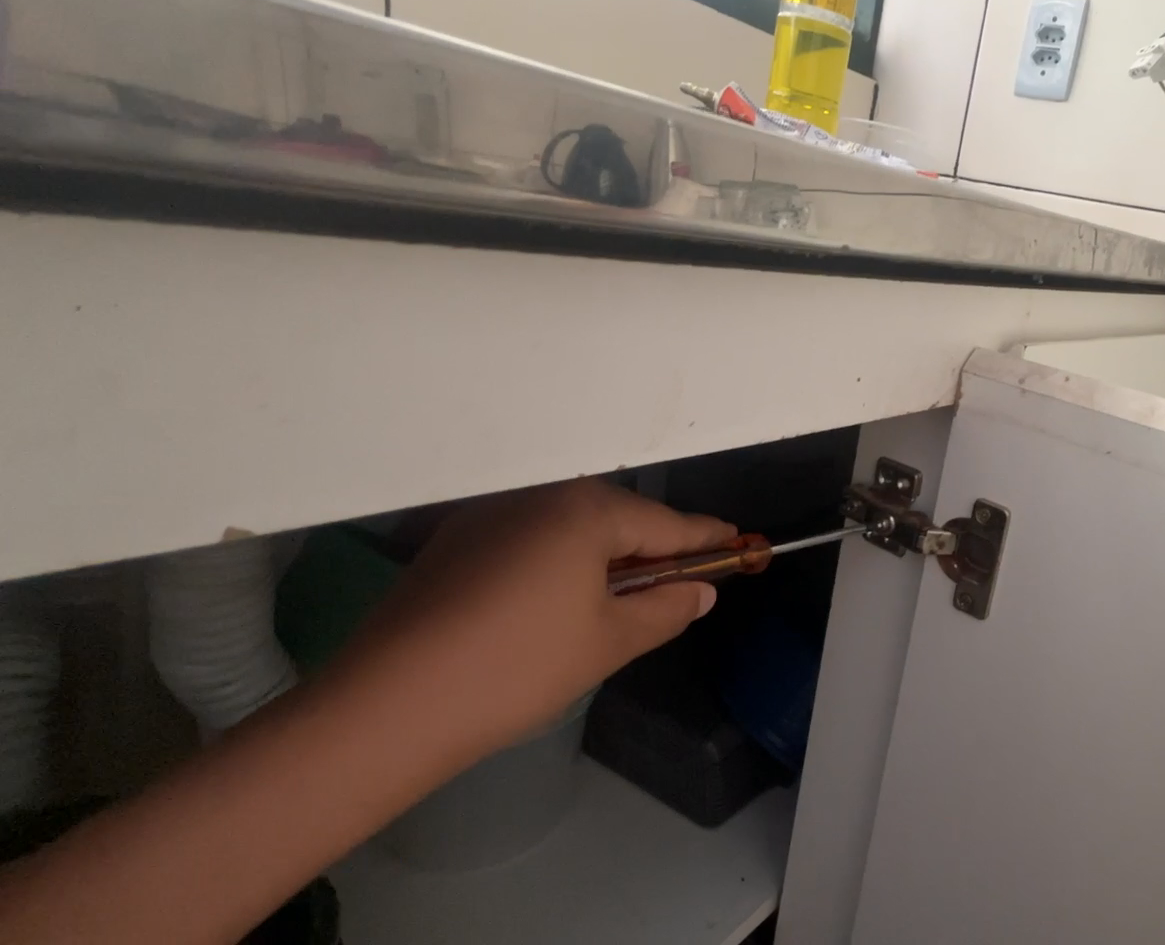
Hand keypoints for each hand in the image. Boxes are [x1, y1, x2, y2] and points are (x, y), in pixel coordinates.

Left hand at [325, 478, 735, 765]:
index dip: (706, 538)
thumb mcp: (609, 642)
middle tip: (684, 577)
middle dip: (653, 547)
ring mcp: (489, 516)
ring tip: (622, 594)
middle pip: (618, 518)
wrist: (384, 709)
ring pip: (571, 527)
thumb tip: (701, 592)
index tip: (738, 539)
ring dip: (606, 554)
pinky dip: (560, 560)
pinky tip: (557, 599)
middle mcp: (538, 498)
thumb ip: (666, 608)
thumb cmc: (518, 669)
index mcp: (585, 512)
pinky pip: (531, 539)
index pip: (666, 524)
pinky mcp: (454, 543)